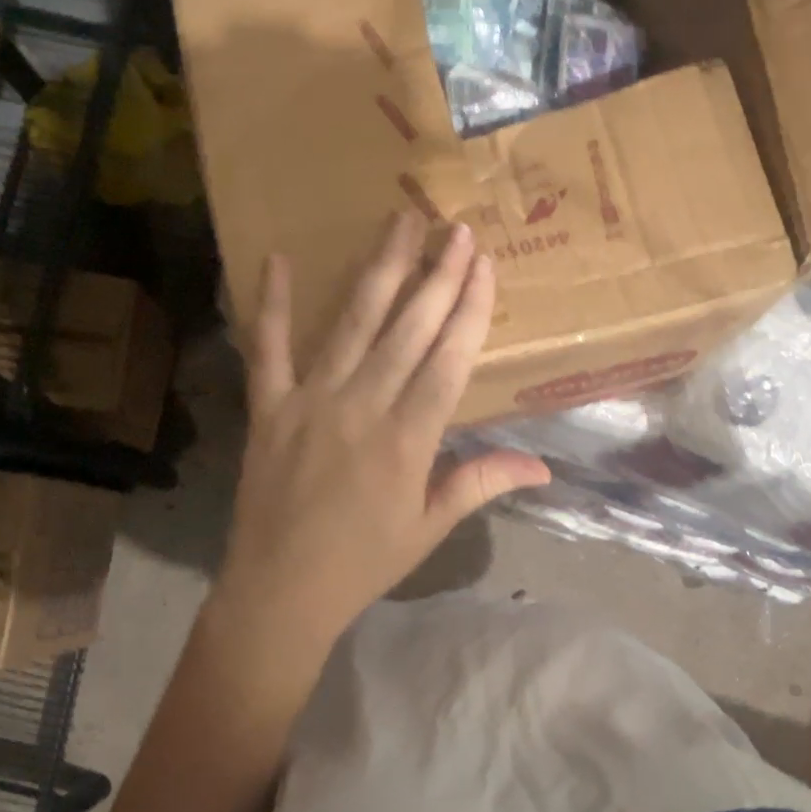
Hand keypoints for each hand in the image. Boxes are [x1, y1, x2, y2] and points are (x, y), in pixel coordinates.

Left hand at [217, 214, 550, 637]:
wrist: (282, 589)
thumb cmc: (363, 563)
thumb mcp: (429, 528)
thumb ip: (479, 483)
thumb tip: (543, 467)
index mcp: (407, 440)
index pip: (448, 360)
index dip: (469, 308)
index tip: (484, 263)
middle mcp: (362, 408)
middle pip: (407, 330)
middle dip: (437, 275)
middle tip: (455, 227)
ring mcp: (311, 402)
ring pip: (351, 325)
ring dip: (379, 271)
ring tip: (400, 222)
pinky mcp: (268, 409)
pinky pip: (267, 349)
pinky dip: (271, 304)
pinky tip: (276, 258)